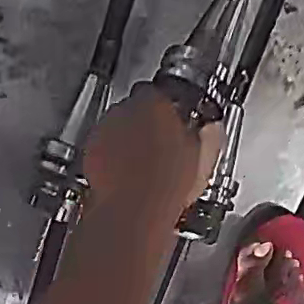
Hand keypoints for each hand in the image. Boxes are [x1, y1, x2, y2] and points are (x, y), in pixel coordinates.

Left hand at [82, 85, 223, 217]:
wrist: (136, 209)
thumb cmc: (167, 184)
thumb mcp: (202, 158)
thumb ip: (206, 135)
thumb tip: (210, 129)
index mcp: (157, 102)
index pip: (163, 94)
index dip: (171, 111)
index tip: (178, 124)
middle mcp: (126, 108)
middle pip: (138, 108)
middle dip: (149, 125)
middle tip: (164, 148)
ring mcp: (106, 128)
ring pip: (120, 126)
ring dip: (131, 140)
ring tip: (147, 166)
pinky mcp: (93, 149)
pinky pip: (105, 146)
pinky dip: (114, 156)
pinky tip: (130, 174)